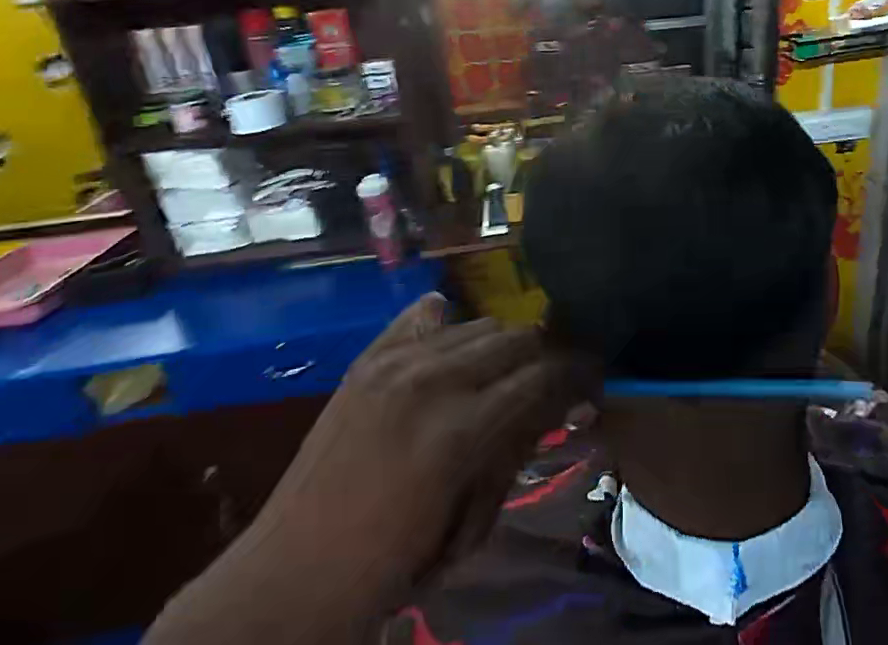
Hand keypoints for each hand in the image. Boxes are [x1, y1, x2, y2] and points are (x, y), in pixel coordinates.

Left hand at [273, 293, 580, 582]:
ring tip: (505, 368)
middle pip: (515, 337)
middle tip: (552, 378)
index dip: (577, 373)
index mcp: (463, 430)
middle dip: (545, 354)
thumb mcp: (472, 523)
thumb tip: (561, 408)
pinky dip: (448, 322)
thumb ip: (516, 453)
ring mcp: (395, 363)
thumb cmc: (395, 563)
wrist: (295, 571)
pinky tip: (454, 338)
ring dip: (502, 343)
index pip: (543, 375)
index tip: (592, 379)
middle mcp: (434, 380)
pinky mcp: (367, 359)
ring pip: (476, 323)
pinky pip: (422, 316)